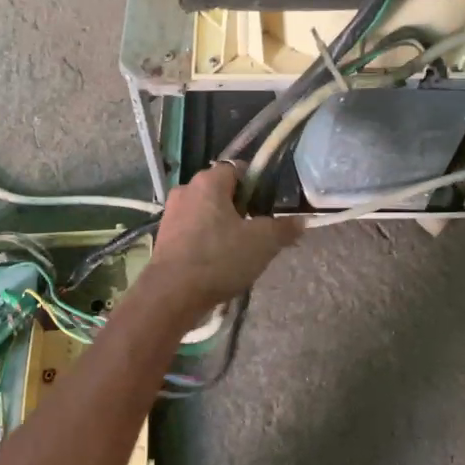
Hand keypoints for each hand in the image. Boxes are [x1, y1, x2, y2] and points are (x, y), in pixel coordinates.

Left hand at [144, 163, 303, 317]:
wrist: (171, 295)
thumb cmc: (219, 258)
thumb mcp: (263, 243)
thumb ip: (284, 228)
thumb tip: (301, 221)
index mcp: (209, 180)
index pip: (238, 168)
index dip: (257, 186)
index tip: (267, 209)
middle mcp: (186, 189)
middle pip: (222, 191)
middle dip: (241, 209)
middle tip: (256, 234)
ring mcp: (171, 213)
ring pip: (207, 212)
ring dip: (223, 226)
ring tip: (238, 252)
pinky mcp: (163, 237)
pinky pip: (193, 230)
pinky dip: (206, 241)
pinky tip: (217, 264)